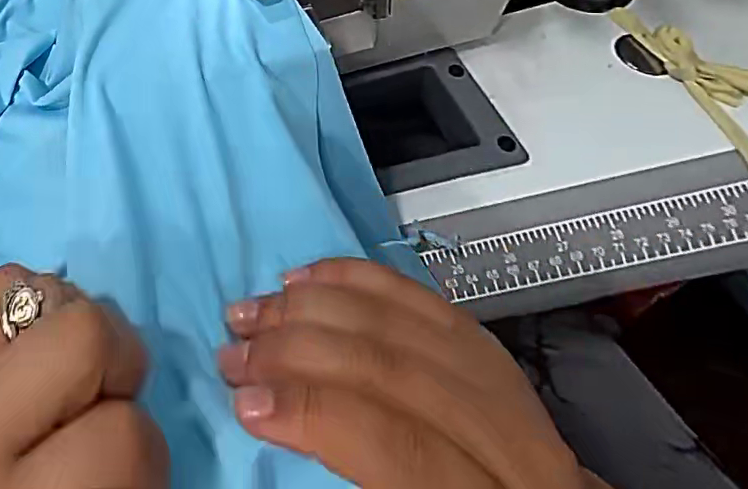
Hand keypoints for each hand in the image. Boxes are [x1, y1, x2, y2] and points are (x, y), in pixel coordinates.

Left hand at [0, 265, 167, 488]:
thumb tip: (138, 424)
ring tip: (65, 370)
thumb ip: (103, 483)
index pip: (125, 435)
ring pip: (45, 288)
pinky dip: (27, 301)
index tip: (130, 471)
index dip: (146, 454)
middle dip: (119, 363)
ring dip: (75, 325)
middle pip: (86, 334)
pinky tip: (26, 345)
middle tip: (106, 402)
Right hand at [219, 257, 593, 488]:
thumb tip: (265, 412)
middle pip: (390, 366)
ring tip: (252, 314)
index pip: (397, 440)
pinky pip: (414, 294)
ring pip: (395, 319)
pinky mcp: (487, 345)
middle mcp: (513, 441)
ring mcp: (504, 382)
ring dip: (309, 308)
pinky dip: (351, 278)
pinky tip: (302, 279)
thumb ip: (351, 471)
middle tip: (234, 352)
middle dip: (296, 350)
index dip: (312, 411)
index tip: (245, 404)